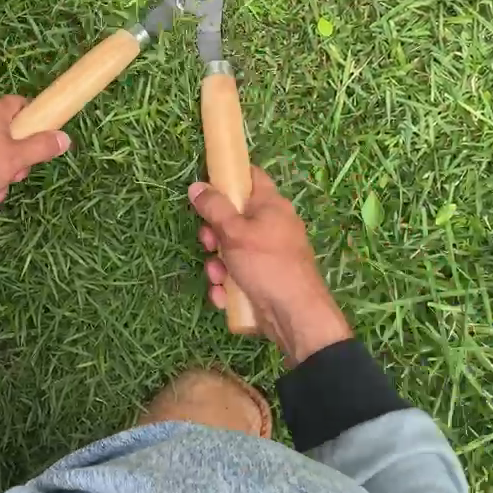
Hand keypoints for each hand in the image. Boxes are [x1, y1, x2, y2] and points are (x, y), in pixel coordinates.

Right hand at [189, 167, 352, 365]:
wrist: (295, 317)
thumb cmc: (266, 264)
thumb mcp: (233, 231)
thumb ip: (213, 207)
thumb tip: (196, 186)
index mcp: (271, 205)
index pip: (251, 175)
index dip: (228, 175)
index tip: (206, 185)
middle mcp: (273, 225)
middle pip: (234, 216)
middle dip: (213, 233)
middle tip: (208, 242)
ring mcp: (270, 254)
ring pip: (232, 248)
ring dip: (218, 263)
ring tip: (218, 277)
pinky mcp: (266, 278)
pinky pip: (239, 272)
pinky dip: (228, 283)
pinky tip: (223, 294)